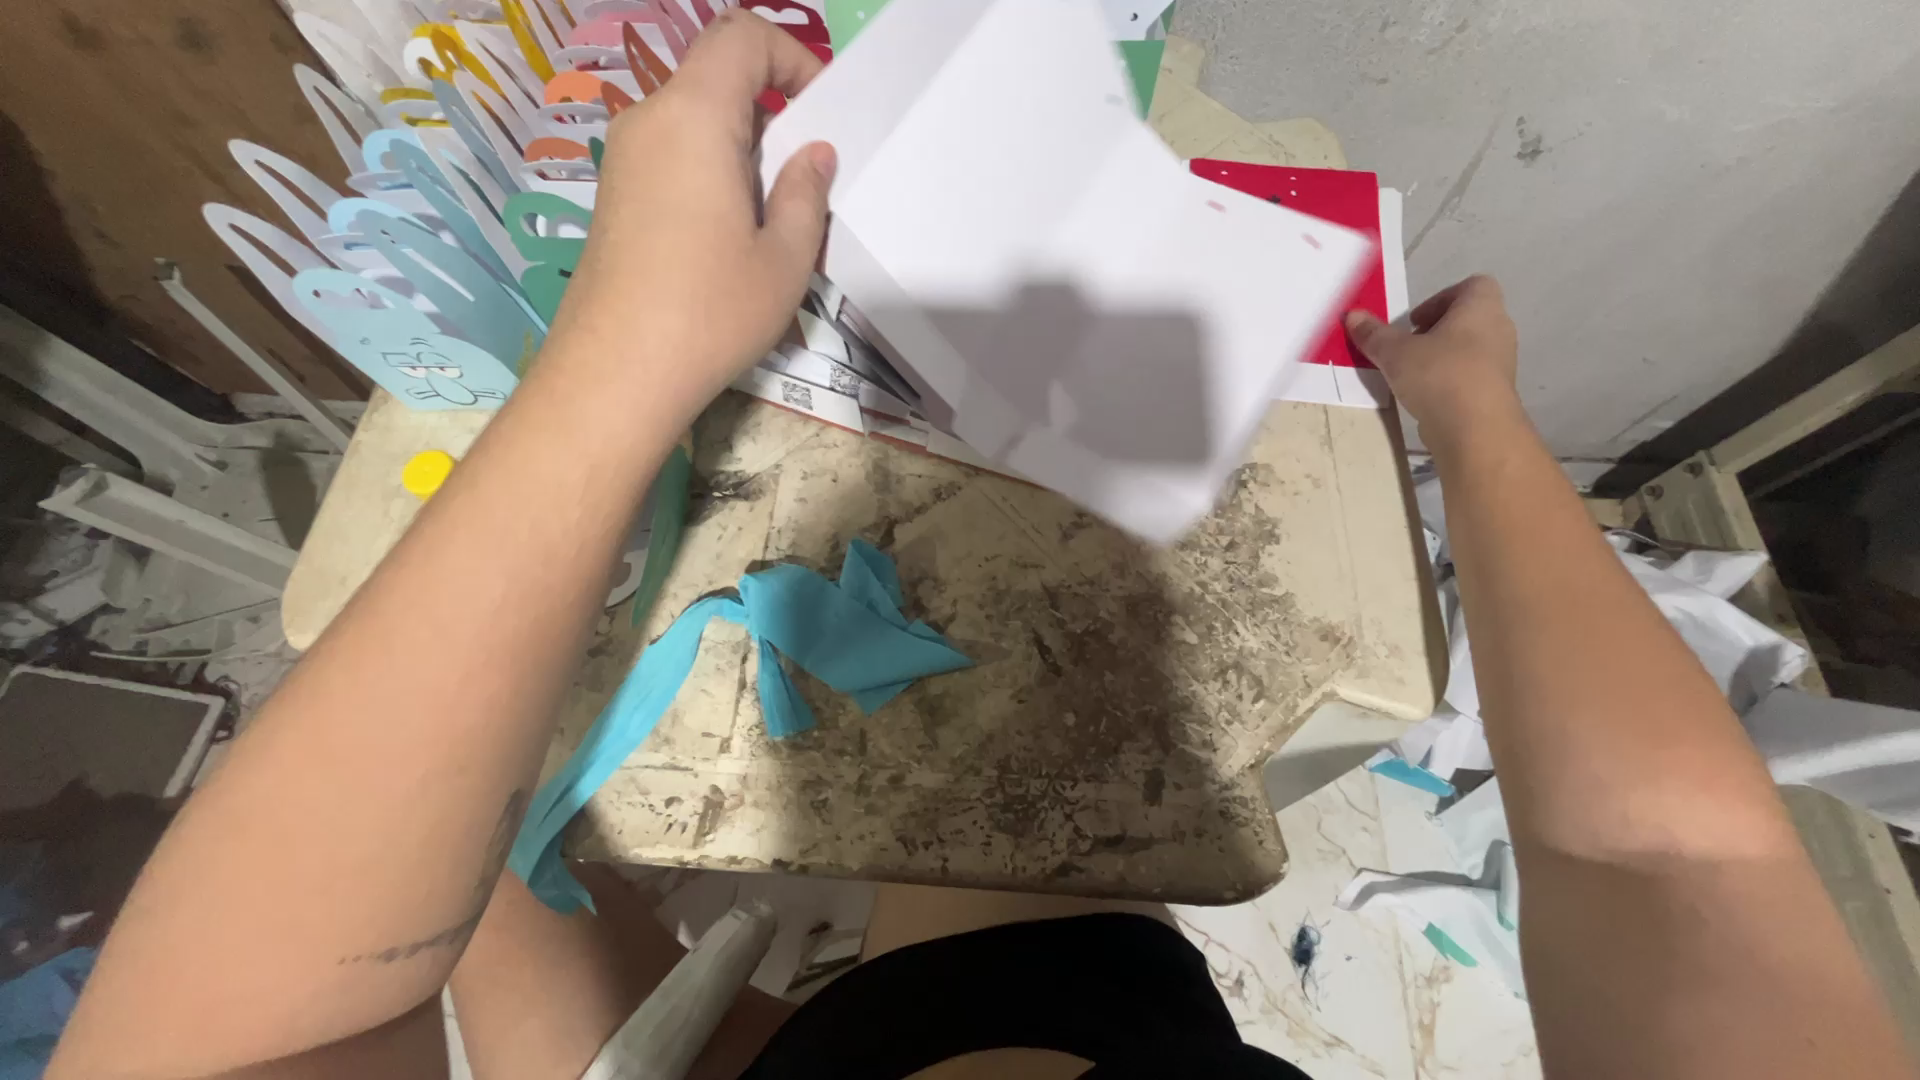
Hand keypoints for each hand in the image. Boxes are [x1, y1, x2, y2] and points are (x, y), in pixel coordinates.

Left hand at [546, 11, 836, 412]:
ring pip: (693, 121)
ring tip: (770, 217)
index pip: (742, 38)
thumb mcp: (784, 259)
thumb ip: (805, 193)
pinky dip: (710, 171)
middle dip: (770, 109)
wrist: (618, 372)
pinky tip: (728, 236)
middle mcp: (649, 120)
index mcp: (694, 116)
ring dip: (741, 148)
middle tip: (804, 178)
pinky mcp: (614, 196)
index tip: (821, 109)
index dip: (791, 56)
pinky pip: (671, 156)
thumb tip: (814, 153)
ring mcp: (623, 159)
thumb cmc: (712, 311)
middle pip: (715, 78)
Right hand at [1345, 276, 1521, 447]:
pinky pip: (1469, 373)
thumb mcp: (1394, 352)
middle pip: (1467, 318)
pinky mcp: (1494, 389)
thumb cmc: (1438, 375)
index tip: (1414, 322)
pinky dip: (1448, 378)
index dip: (1440, 299)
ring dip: (1440, 355)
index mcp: (1480, 308)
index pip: (1472, 286)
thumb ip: (1373, 333)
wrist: (1474, 426)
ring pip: (1468, 347)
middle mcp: (1498, 328)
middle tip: (1406, 348)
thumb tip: (1352, 314)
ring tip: (1411, 374)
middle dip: (1435, 330)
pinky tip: (1425, 395)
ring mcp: (1500, 361)